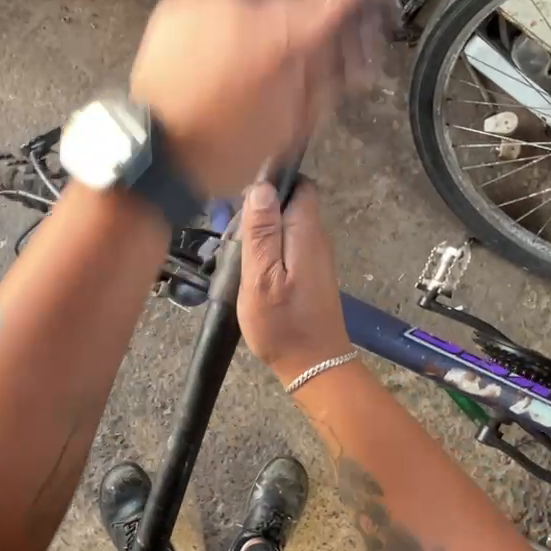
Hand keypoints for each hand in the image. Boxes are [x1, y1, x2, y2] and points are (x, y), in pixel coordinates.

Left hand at [130, 0, 384, 197]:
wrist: (155, 155)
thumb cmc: (222, 152)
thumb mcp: (290, 126)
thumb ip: (326, 79)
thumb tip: (351, 48)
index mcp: (283, 35)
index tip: (363, 2)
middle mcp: (247, 4)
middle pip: (290, 6)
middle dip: (292, 36)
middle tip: (282, 74)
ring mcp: (208, 0)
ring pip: (250, 8)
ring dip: (253, 34)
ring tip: (236, 79)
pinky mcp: (179, 5)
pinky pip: (214, 10)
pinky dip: (219, 32)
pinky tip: (211, 68)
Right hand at [237, 181, 352, 387]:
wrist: (312, 365)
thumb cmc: (282, 324)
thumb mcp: (261, 277)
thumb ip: (261, 233)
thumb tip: (261, 187)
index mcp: (306, 232)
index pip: (297, 185)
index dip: (270, 185)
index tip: (242, 204)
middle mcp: (317, 238)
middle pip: (290, 204)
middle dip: (262, 211)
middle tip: (233, 234)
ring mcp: (316, 257)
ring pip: (287, 227)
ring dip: (262, 234)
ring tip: (238, 253)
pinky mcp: (311, 274)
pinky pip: (288, 247)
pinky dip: (269, 252)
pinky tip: (251, 270)